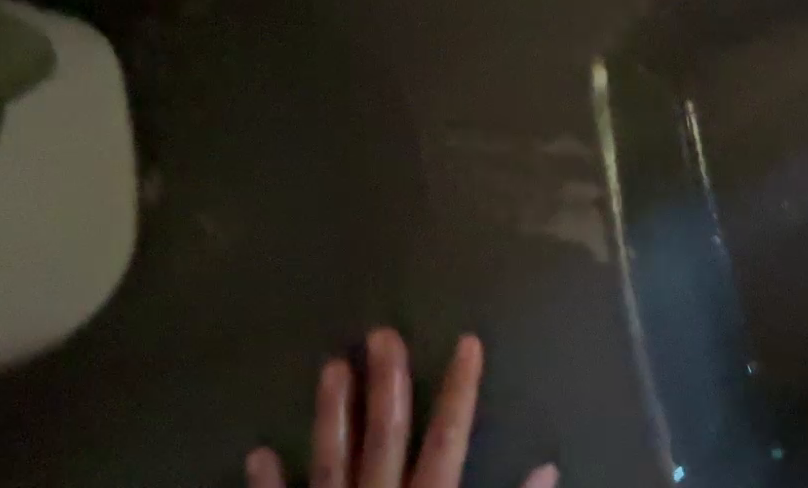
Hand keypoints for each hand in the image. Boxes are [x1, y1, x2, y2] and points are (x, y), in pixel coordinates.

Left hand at [245, 328, 557, 487]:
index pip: (448, 436)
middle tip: (380, 335)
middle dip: (385, 383)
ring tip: (329, 367)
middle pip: (384, 435)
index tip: (467, 341)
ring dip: (331, 414)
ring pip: (331, 460)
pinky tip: (257, 455)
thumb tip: (549, 468)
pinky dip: (266, 486)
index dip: (459, 388)